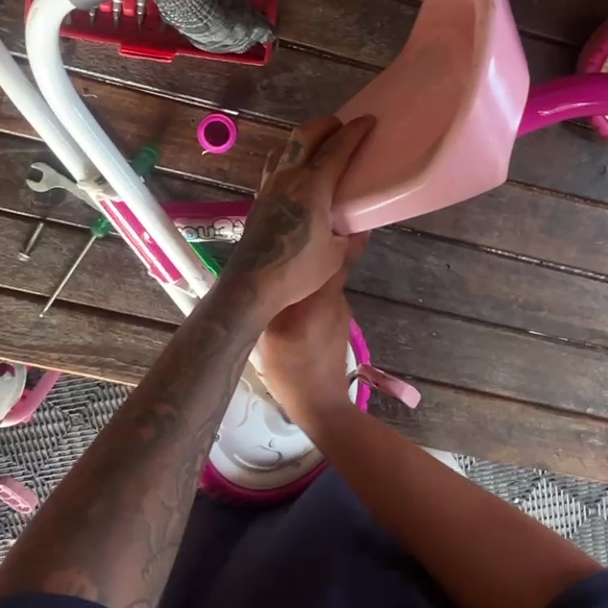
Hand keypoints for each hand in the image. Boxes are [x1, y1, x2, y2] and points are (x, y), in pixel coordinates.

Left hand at [223, 115, 373, 316]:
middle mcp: (288, 178)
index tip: (368, 121)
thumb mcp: (335, 256)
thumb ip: (349, 236)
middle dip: (326, 125)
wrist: (251, 285)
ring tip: (318, 147)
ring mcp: (269, 186)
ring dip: (304, 139)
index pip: (337, 148)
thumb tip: (359, 227)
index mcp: (313, 187)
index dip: (355, 132)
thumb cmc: (297, 272)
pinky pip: (274, 166)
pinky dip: (289, 158)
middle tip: (342, 128)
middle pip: (305, 134)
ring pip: (285, 146)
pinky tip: (295, 174)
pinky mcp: (258, 198)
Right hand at [258, 233, 368, 426]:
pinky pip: (325, 292)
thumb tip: (267, 265)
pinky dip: (312, 286)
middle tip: (299, 222)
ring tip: (287, 258)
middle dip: (319, 238)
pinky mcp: (340, 320)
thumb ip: (272, 298)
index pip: (336, 251)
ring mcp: (341, 308)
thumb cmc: (291, 372)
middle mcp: (335, 296)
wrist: (320, 405)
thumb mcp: (270, 334)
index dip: (335, 226)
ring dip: (312, 264)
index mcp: (318, 296)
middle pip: (330, 257)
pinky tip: (294, 293)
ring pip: (326, 275)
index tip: (330, 202)